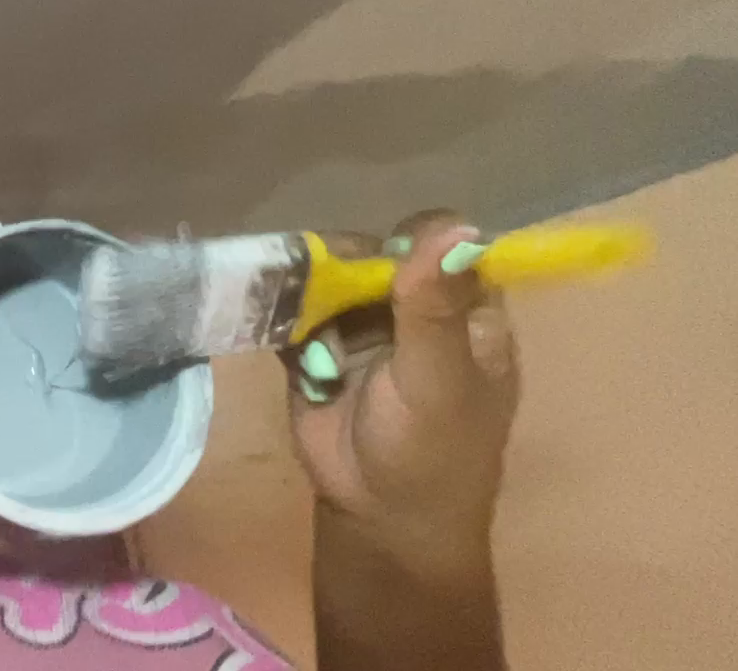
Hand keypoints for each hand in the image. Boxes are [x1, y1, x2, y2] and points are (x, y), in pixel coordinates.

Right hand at [285, 211, 520, 572]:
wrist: (373, 511)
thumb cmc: (430, 450)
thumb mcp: (438, 379)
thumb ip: (434, 306)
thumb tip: (456, 227)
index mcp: (463, 311)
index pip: (441, 244)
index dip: (408, 242)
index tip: (378, 268)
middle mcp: (409, 308)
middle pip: (368, 254)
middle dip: (338, 268)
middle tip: (321, 298)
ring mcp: (358, 324)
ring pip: (322, 277)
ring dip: (301, 294)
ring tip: (296, 326)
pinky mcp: (312, 341)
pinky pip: (289, 308)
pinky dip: (275, 314)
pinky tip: (274, 333)